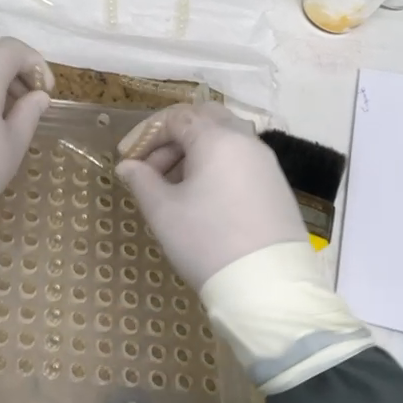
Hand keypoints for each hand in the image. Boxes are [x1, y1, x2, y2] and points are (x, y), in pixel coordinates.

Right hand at [115, 103, 305, 288]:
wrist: (265, 284)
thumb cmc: (205, 241)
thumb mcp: (163, 211)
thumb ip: (141, 181)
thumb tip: (128, 166)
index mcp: (217, 140)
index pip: (176, 118)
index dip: (146, 134)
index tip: (126, 159)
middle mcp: (246, 142)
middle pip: (204, 120)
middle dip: (172, 139)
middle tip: (150, 168)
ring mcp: (266, 164)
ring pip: (224, 141)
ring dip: (192, 155)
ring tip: (171, 188)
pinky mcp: (275, 187)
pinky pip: (239, 162)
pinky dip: (214, 168)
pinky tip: (200, 200)